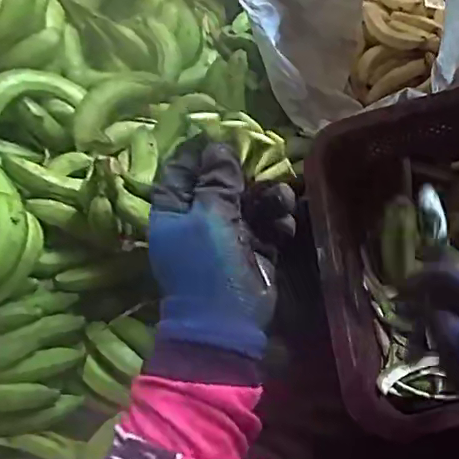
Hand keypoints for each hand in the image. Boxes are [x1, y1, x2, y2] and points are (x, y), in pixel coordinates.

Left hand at [148, 139, 296, 359]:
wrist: (228, 323)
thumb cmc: (208, 265)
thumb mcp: (208, 216)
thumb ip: (215, 180)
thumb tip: (218, 147)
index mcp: (173, 210)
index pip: (181, 170)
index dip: (200, 151)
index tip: (223, 135)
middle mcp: (199, 219)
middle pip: (221, 183)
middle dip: (244, 174)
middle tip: (262, 162)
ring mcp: (228, 236)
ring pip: (250, 202)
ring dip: (269, 198)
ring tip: (283, 199)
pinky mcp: (254, 250)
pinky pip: (268, 225)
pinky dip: (278, 222)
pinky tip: (285, 225)